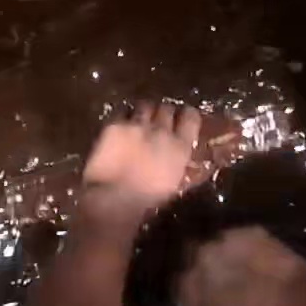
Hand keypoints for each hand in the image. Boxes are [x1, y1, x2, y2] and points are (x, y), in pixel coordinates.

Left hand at [81, 101, 199, 223]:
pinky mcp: (116, 125)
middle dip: (163, 113)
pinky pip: (124, 113)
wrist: (114, 200)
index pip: (191, 117)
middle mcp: (162, 130)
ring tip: (138, 121)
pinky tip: (121, 127)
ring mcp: (138, 126)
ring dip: (144, 113)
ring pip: (145, 106)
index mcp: (179, 147)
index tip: (182, 118)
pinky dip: (124, 118)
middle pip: (167, 108)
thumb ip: (177, 161)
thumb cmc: (146, 200)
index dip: (187, 115)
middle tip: (157, 122)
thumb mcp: (172, 181)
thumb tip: (177, 152)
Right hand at [177, 227, 305, 305]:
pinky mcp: (251, 230)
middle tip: (213, 276)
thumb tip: (190, 302)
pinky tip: (251, 258)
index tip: (191, 290)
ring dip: (219, 252)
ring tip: (233, 264)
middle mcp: (203, 261)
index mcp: (193, 294)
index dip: (185, 285)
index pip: (176, 281)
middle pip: (190, 254)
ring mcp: (227, 241)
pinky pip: (235, 236)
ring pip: (213, 242)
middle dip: (198, 263)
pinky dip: (240, 246)